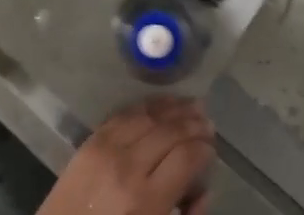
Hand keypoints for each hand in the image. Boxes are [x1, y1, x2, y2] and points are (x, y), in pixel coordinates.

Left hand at [38, 97, 215, 214]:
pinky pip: (124, 115)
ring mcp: (106, 148)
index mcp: (146, 199)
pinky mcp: (90, 141)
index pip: (186, 158)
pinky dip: (147, 106)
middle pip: (170, 132)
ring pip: (148, 116)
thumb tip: (203, 187)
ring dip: (174, 108)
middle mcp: (127, 166)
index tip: (213, 150)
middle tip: (209, 124)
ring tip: (194, 105)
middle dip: (194, 125)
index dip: (205, 150)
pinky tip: (162, 105)